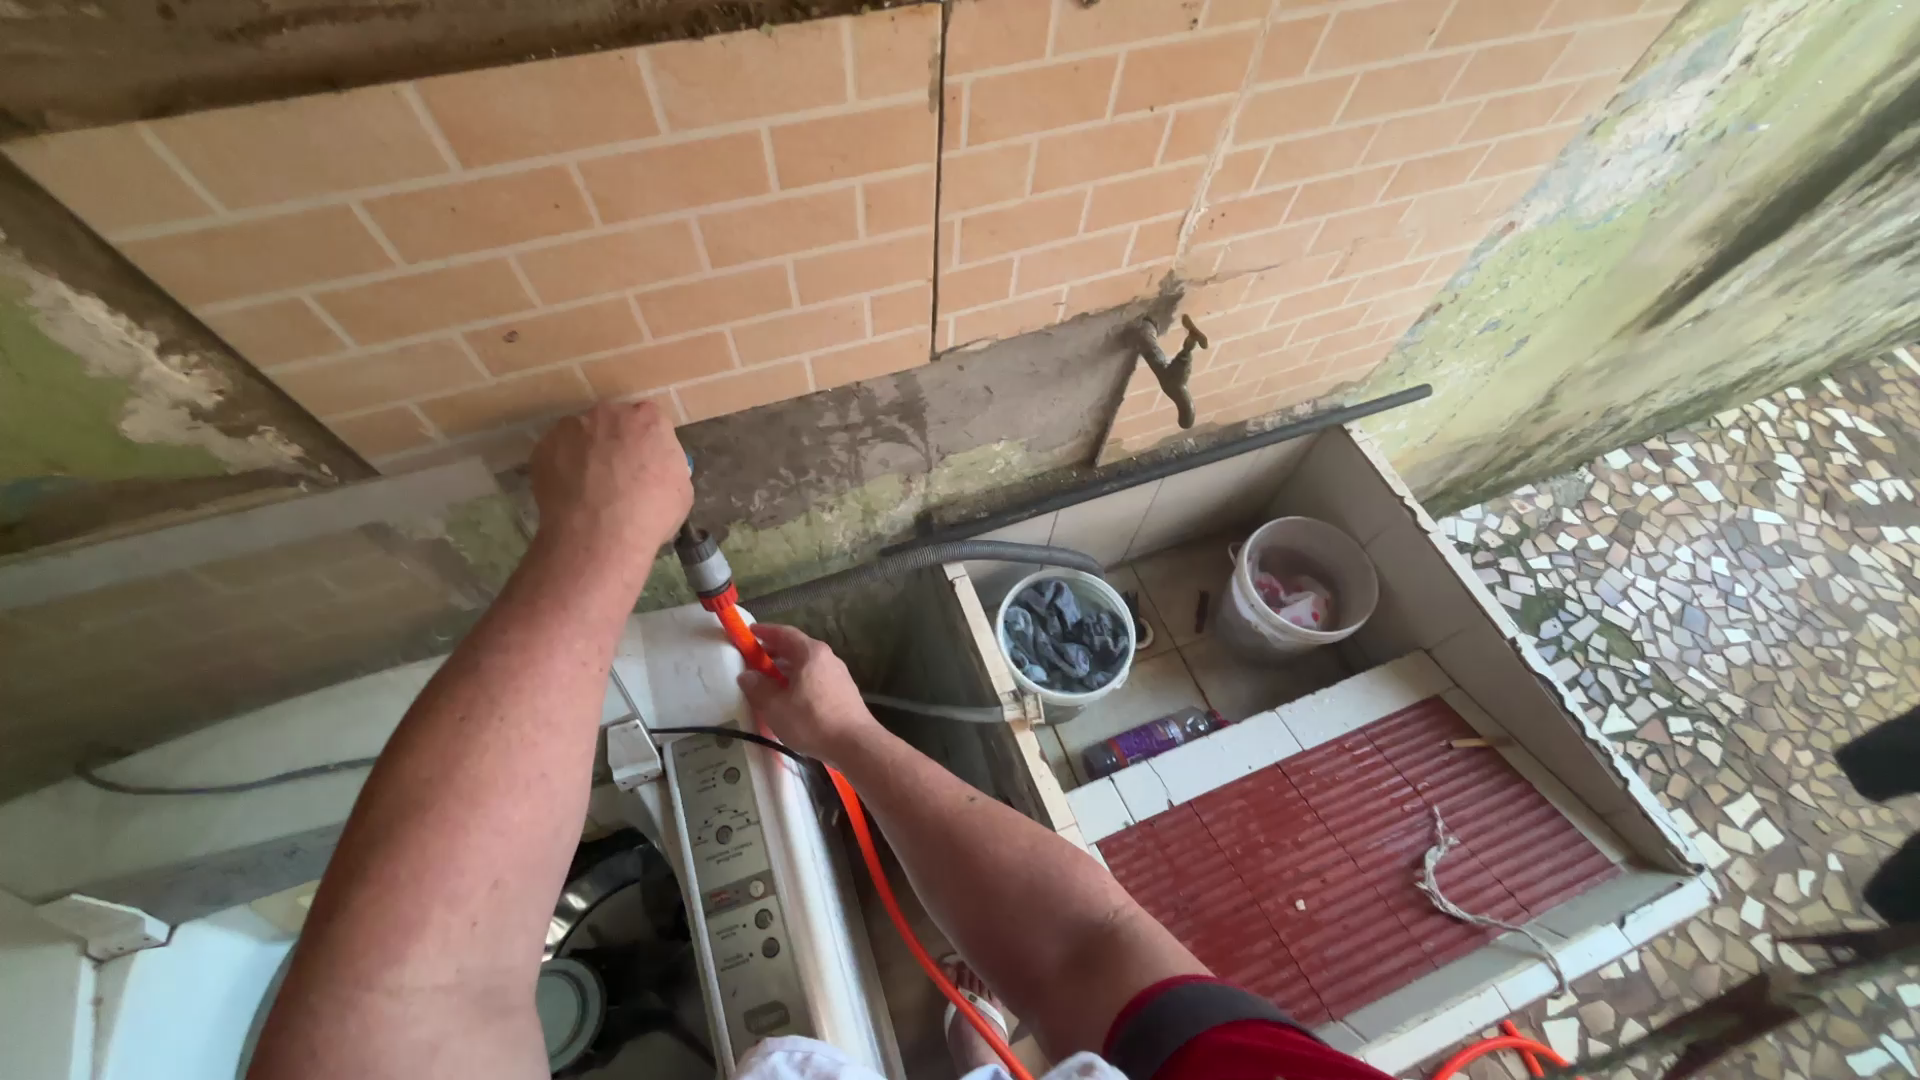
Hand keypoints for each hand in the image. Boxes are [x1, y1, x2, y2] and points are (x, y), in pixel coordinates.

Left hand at [529, 402, 691, 582]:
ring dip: (586, 452)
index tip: (646, 462)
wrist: (600, 536)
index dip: (647, 442)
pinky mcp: (544, 447)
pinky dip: (563, 467)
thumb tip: (656, 468)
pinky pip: (557, 453)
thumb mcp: (681, 490)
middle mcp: (608, 414)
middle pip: (613, 421)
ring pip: (581, 434)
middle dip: (615, 441)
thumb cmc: (651, 513)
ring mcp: (572, 428)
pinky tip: (571, 493)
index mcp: (648, 419)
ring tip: (590, 486)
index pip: (650, 420)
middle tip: (618, 473)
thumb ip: (667, 465)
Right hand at [737, 624, 880, 764]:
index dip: (766, 631)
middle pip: (797, 648)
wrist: (855, 743)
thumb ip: (758, 688)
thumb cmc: (812, 720)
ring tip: (769, 680)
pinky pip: (816, 678)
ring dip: (787, 668)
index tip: (751, 632)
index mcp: (811, 653)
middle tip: (755, 660)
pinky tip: (791, 697)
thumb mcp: (776, 707)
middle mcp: (827, 658)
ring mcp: (838, 674)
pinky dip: (799, 680)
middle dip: (775, 652)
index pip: (785, 633)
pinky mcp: (844, 691)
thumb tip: (746, 675)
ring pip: (807, 664)